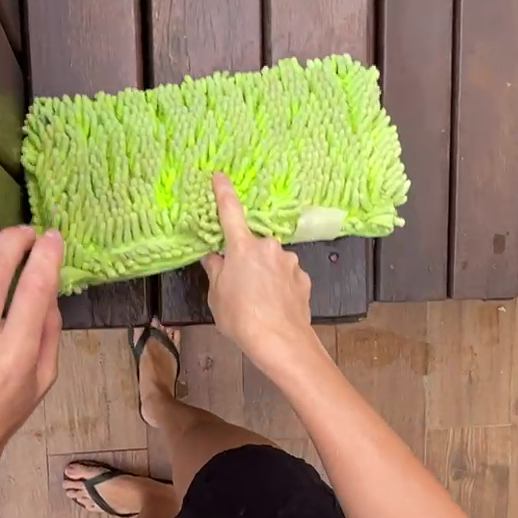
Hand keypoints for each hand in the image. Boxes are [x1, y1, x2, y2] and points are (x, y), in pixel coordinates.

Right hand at [200, 173, 320, 372]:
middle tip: (238, 285)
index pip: (230, 210)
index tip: (219, 176)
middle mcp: (269, 247)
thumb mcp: (216, 295)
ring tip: (257, 302)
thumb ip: (215, 271)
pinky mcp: (303, 278)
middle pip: (253, 245)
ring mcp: (290, 261)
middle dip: (246, 259)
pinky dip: (279, 286)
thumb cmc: (241, 318)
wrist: (280, 341)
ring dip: (264, 274)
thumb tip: (214, 257)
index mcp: (243, 246)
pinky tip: (274, 305)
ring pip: (272, 261)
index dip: (223, 192)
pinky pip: (286, 276)